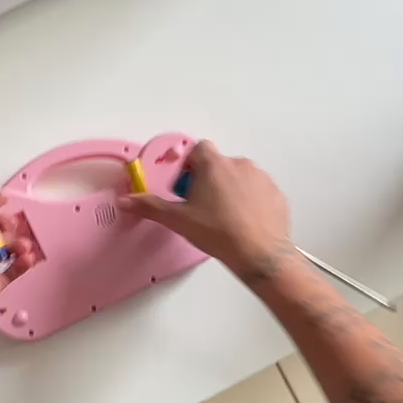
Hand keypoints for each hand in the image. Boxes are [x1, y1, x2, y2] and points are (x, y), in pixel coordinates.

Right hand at [119, 140, 291, 279]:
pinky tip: (242, 222)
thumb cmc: (218, 232)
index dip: (189, 165)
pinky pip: (258, 191)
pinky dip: (249, 201)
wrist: (259, 253)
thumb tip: (126, 200)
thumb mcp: (178, 219)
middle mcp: (239, 164)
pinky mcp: (276, 194)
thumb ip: (150, 206)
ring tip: (223, 217)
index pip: (199, 149)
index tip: (186, 186)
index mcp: (214, 165)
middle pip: (217, 164)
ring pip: (239, 177)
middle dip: (208, 180)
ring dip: (229, 190)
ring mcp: (261, 178)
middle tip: (200, 207)